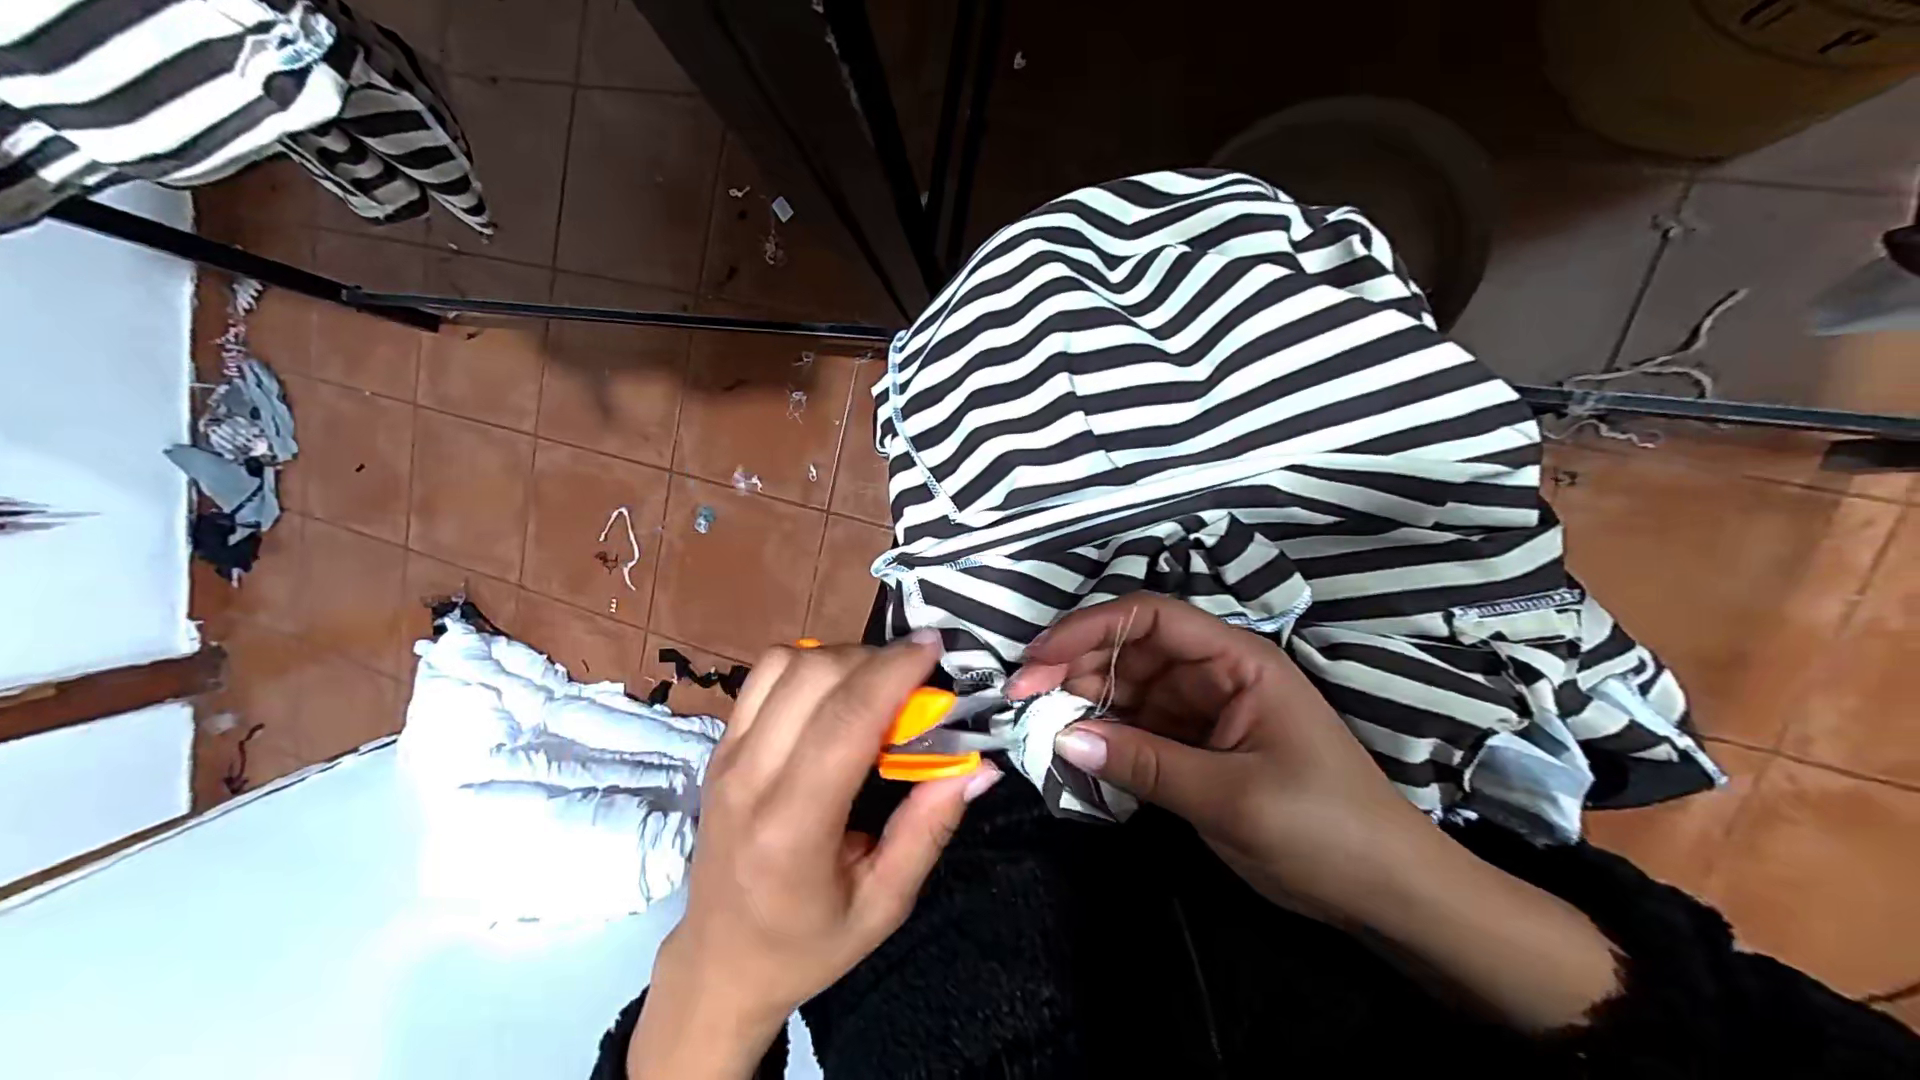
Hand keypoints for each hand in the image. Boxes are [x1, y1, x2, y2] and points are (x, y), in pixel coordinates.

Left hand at [628, 633, 1000, 1078]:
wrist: (720, 962)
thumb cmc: (807, 944)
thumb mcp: (883, 905)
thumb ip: (929, 829)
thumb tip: (980, 765)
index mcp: (791, 830)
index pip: (844, 722)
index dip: (892, 673)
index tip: (933, 648)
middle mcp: (748, 780)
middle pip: (812, 676)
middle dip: (874, 658)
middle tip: (917, 674)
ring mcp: (725, 756)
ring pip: (784, 663)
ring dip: (840, 656)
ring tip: (877, 682)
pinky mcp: (718, 747)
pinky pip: (763, 676)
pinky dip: (808, 665)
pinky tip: (835, 693)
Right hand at [1007, 593, 1439, 925]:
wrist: (1388, 893)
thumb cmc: (1326, 829)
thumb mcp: (1232, 797)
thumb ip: (1145, 762)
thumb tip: (1063, 735)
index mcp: (1236, 661)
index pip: (1150, 618)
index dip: (1089, 629)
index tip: (1038, 660)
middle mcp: (1214, 674)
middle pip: (1130, 650)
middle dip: (1075, 667)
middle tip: (1023, 699)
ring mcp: (1204, 709)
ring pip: (1129, 688)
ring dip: (1084, 702)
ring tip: (1039, 724)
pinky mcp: (1196, 744)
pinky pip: (1138, 727)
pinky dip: (1105, 735)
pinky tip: (1074, 748)